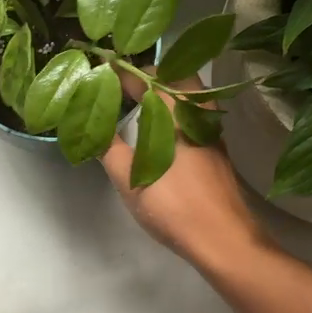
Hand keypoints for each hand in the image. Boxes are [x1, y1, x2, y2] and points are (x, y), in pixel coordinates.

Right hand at [101, 75, 272, 270]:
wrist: (223, 239)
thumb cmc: (174, 204)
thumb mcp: (129, 177)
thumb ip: (107, 145)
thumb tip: (88, 123)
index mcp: (176, 111)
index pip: (146, 77)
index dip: (120, 73)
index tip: (98, 73)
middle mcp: (198, 112)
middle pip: (175, 76)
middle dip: (147, 75)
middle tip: (120, 86)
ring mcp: (212, 131)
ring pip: (190, 95)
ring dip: (165, 92)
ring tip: (138, 104)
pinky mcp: (216, 149)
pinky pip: (195, 114)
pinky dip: (175, 110)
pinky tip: (160, 129)